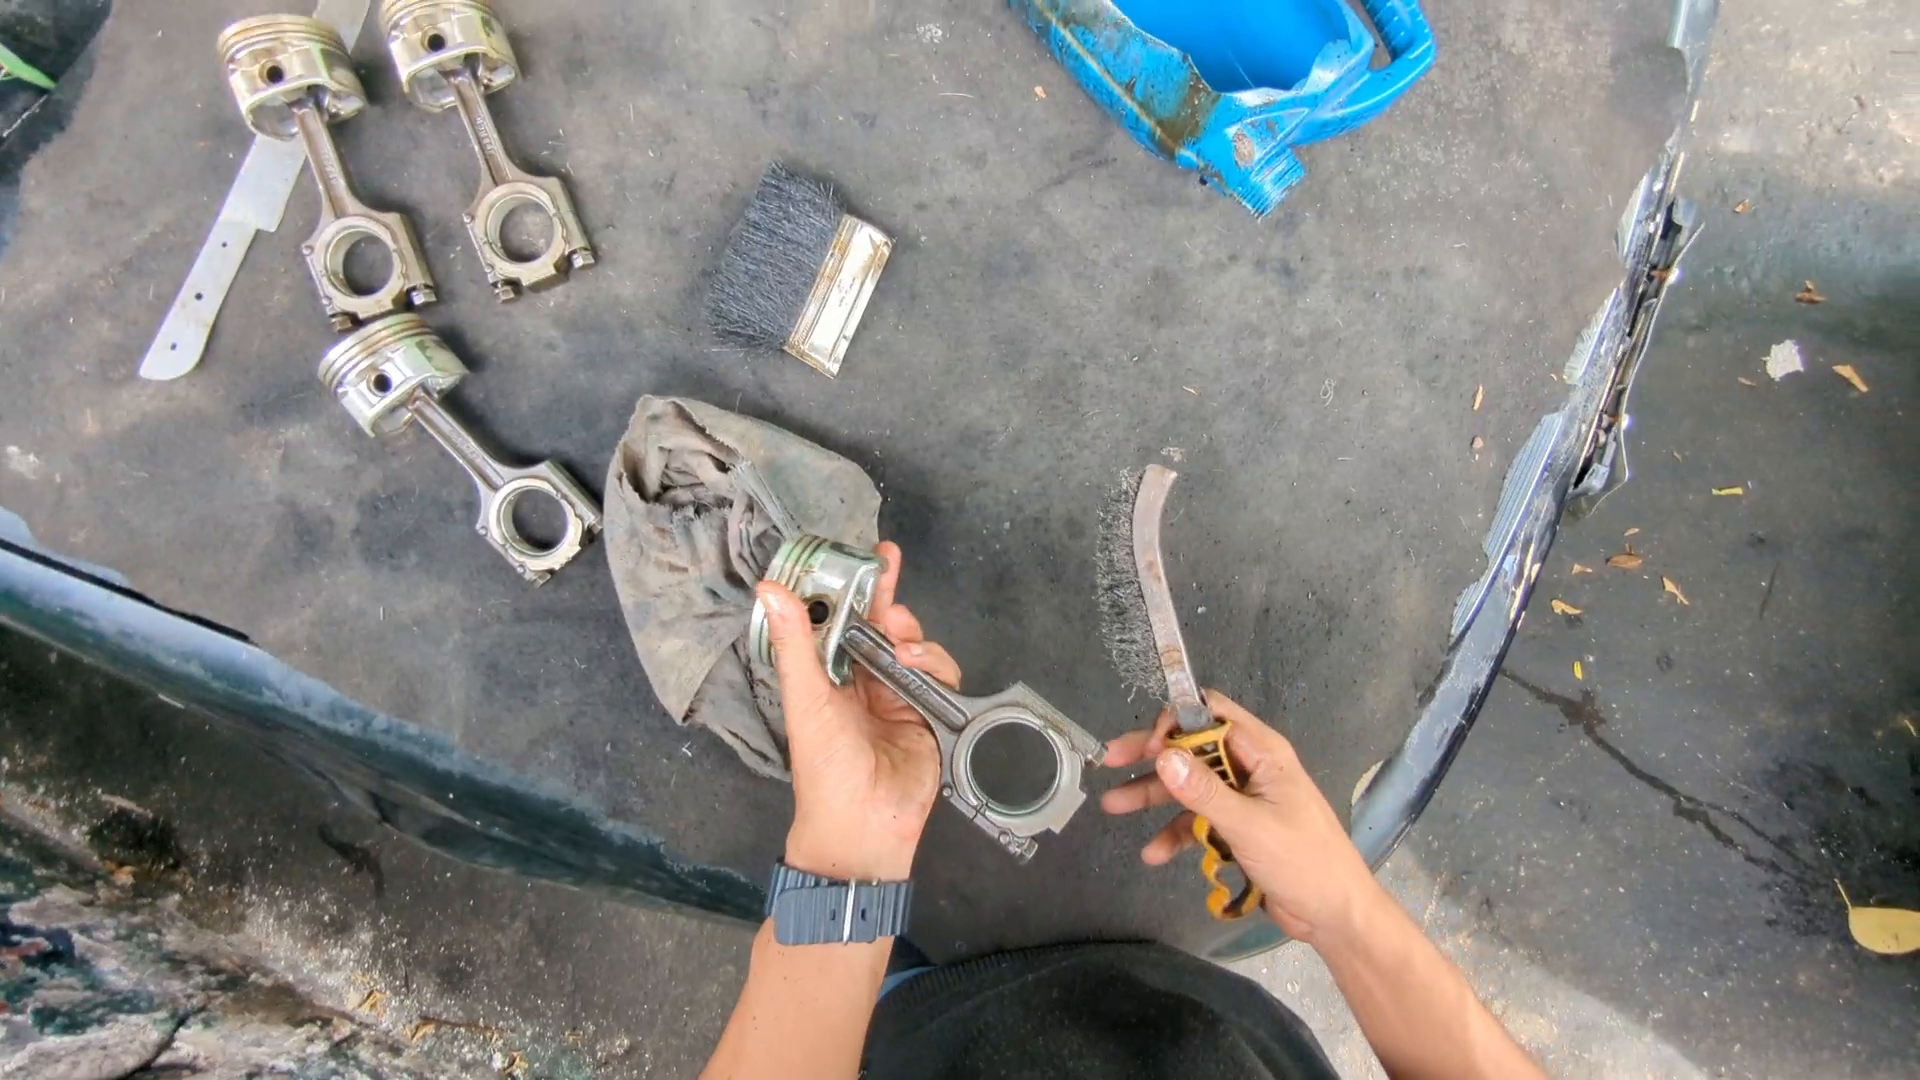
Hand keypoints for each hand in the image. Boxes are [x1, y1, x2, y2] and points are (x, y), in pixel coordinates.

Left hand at [757, 541, 958, 881]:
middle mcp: (866, 678)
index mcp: (831, 675)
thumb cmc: (826, 764)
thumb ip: (795, 643)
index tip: (858, 553)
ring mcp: (901, 693)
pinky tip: (918, 662)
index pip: (843, 620)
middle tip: (889, 562)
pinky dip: (934, 661)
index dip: (851, 587)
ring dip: (909, 629)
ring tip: (899, 631)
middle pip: (882, 623)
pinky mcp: (931, 710)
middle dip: (886, 592)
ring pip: (914, 643)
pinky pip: (940, 672)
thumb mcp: (806, 699)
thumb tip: (768, 587)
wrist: (865, 824)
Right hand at [1100, 691, 1382, 944]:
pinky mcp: (1234, 827)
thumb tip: (1162, 755)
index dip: (1176, 722)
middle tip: (1110, 761)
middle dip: (1150, 755)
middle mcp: (1248, 766)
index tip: (1151, 748)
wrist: (1337, 918)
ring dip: (1152, 795)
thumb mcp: (1249, 825)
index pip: (1210, 714)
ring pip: (1186, 784)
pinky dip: (1173, 833)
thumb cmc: (1303, 861)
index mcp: (1261, 751)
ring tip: (1112, 806)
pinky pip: (1195, 820)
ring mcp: (1240, 797)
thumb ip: (1203, 791)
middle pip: (1190, 748)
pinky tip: (1154, 854)